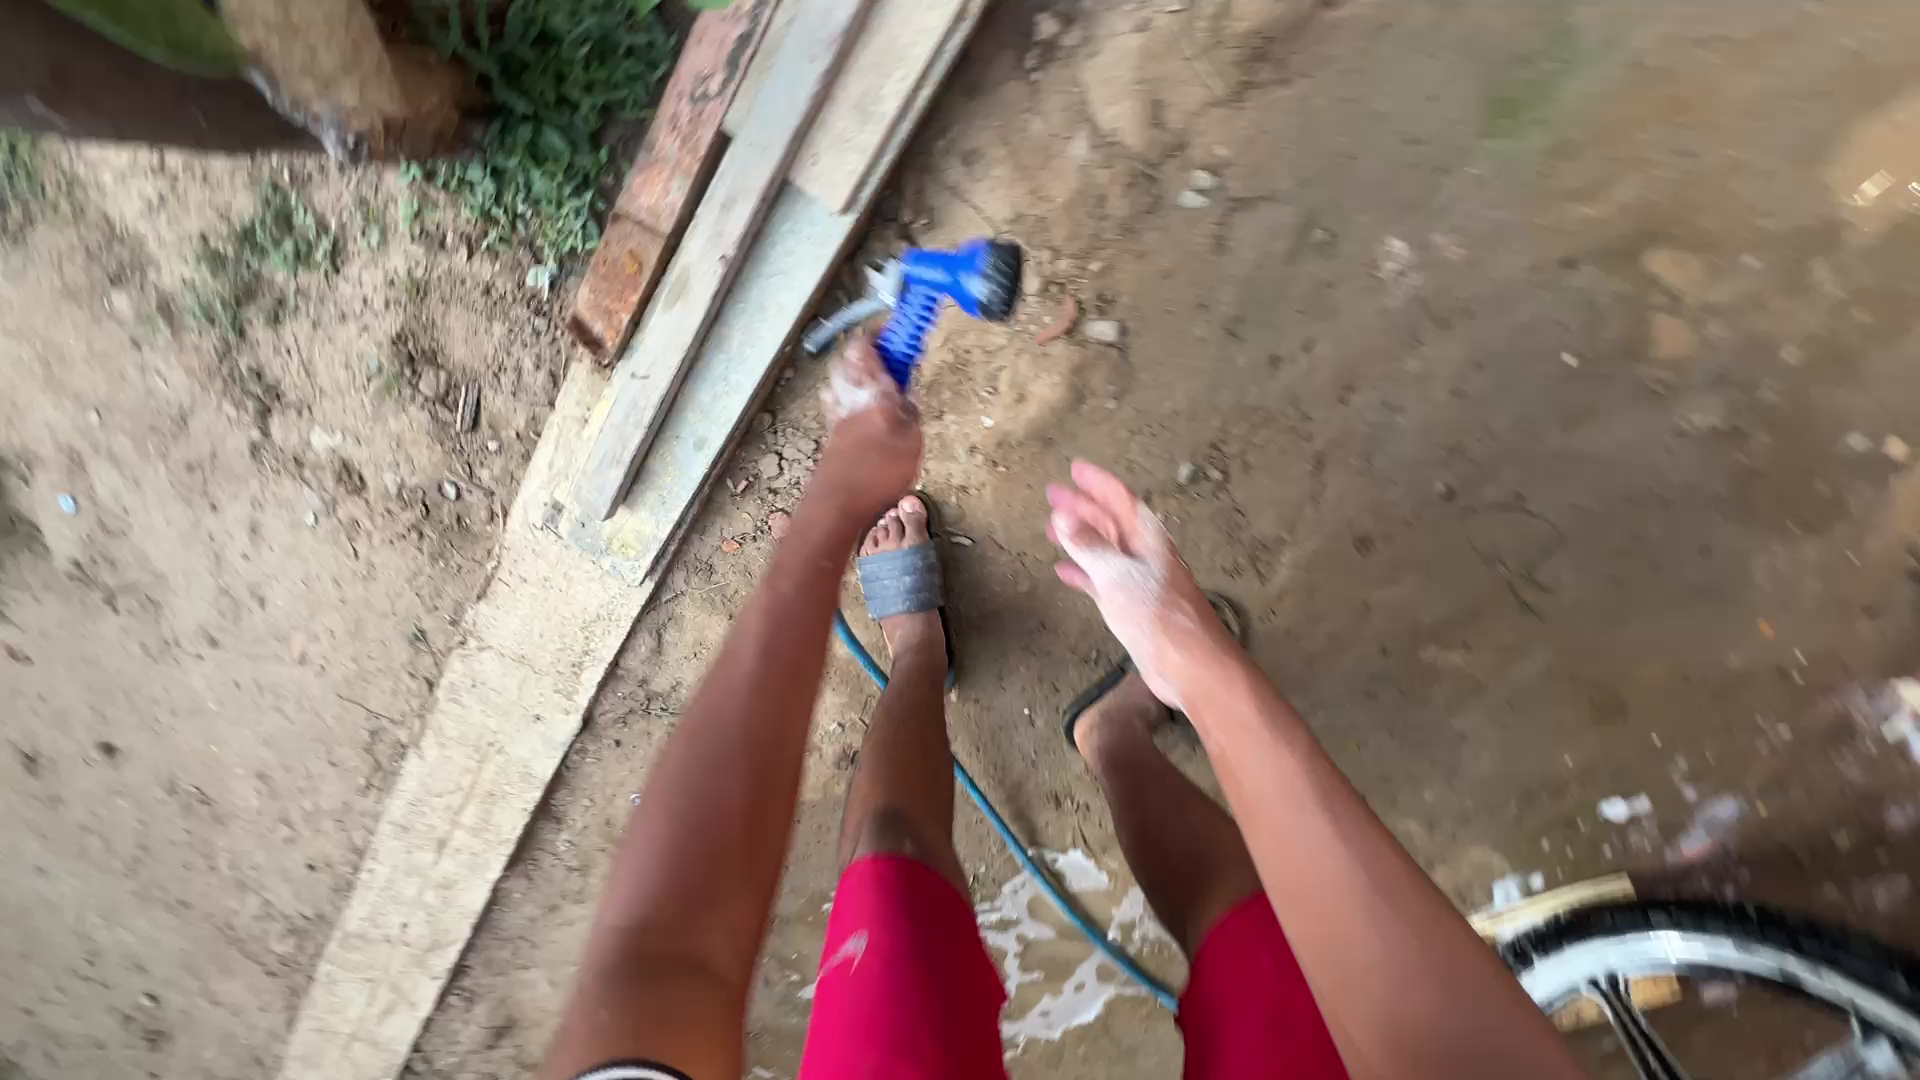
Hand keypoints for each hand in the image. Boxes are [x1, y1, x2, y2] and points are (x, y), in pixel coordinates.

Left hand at [814, 333, 922, 517]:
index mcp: (868, 386)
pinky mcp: (832, 434)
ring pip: (839, 381)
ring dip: (855, 377)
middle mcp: (846, 394)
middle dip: (864, 355)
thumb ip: (909, 408)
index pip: (864, 344)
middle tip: (889, 362)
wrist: (840, 502)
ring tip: (878, 387)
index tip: (897, 333)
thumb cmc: (881, 467)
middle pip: (847, 360)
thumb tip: (905, 390)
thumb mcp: (911, 435)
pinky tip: (866, 414)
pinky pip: (839, 404)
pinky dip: (851, 400)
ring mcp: (835, 414)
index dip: (879, 333)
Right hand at [1047, 460, 1234, 707]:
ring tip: (1051, 528)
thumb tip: (1063, 516)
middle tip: (1053, 494)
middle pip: (1110, 522)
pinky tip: (1064, 572)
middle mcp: (1144, 554)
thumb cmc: (1156, 614)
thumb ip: (1089, 546)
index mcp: (1147, 539)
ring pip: (1104, 550)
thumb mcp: (1117, 575)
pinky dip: (1083, 573)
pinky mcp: (1132, 606)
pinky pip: (1102, 580)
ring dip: (1079, 538)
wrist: (1188, 664)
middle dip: (1082, 507)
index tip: (1074, 469)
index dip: (1097, 483)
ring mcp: (1138, 581)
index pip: (1120, 500)